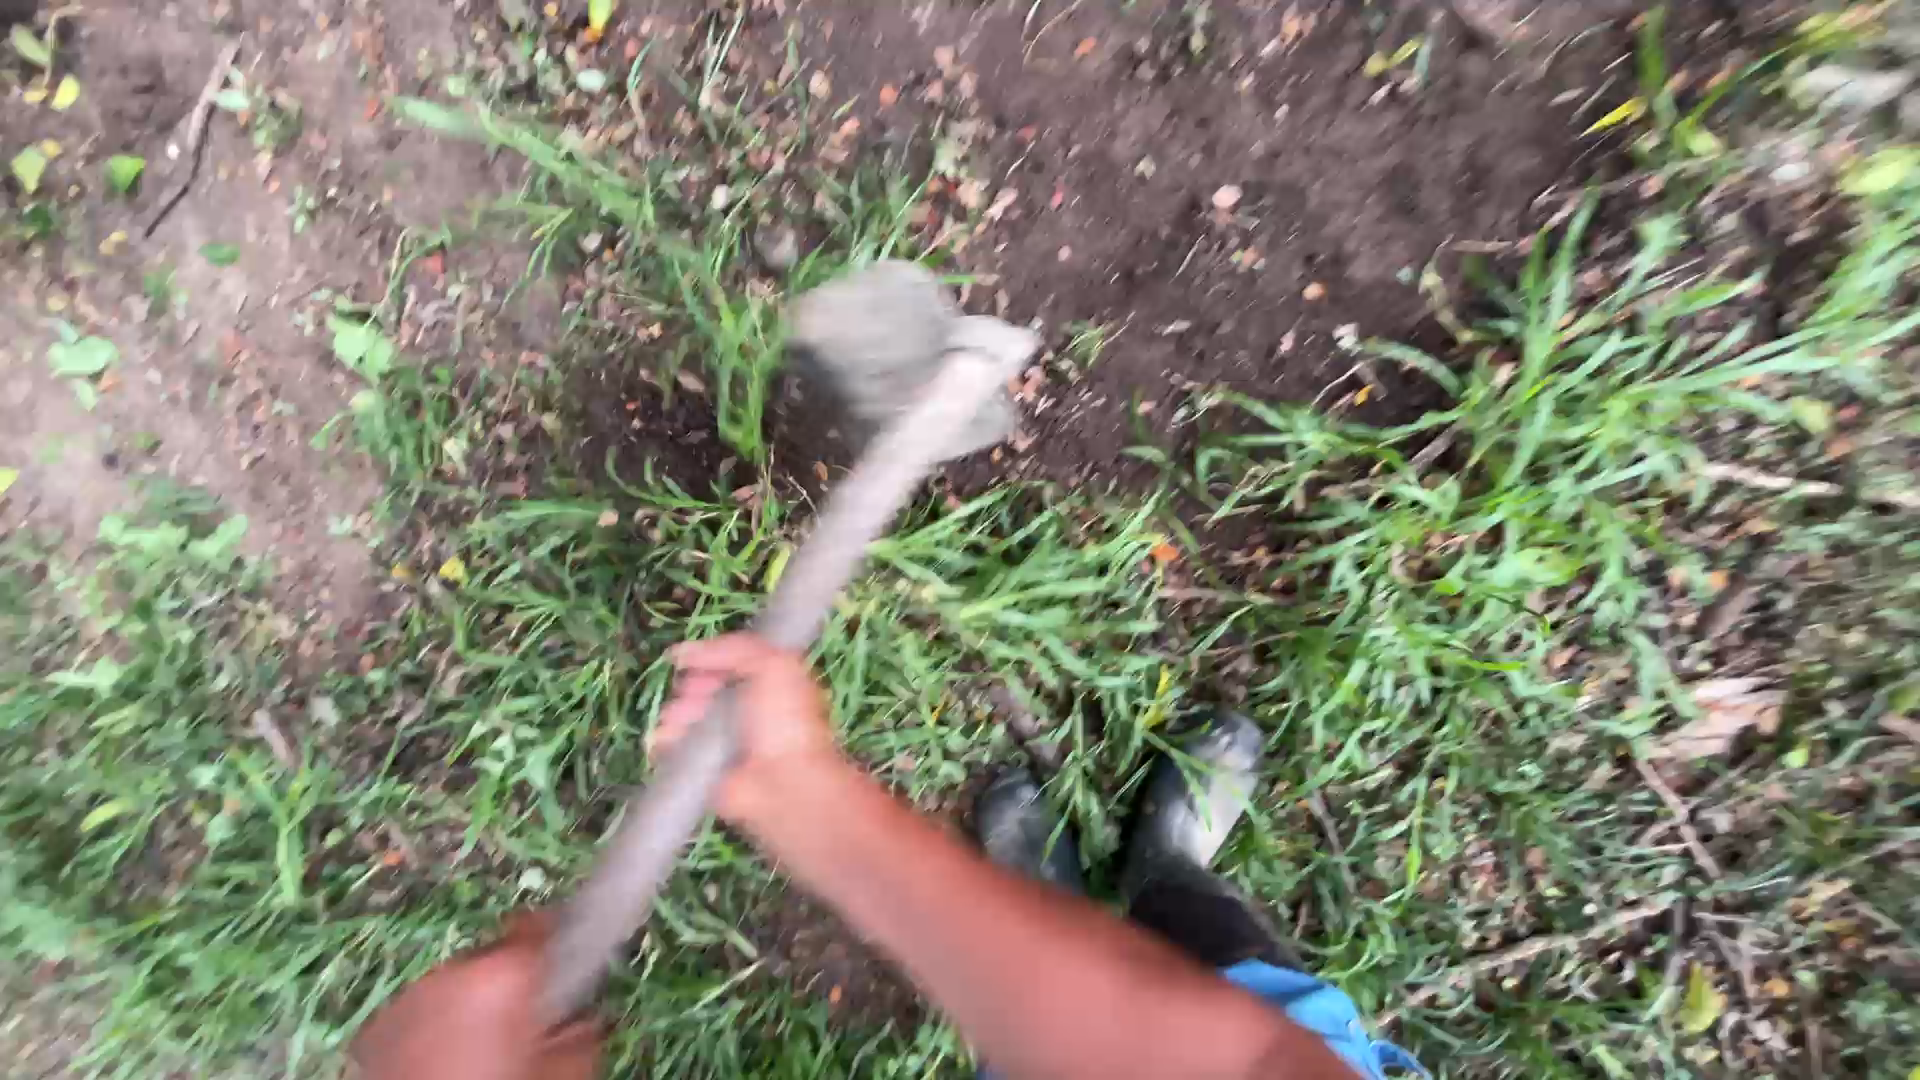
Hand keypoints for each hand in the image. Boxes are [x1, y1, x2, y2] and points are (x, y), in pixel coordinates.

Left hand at [350, 913, 599, 1079]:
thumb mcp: (562, 1073)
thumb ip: (581, 1035)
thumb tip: (583, 1019)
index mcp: (504, 974)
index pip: (538, 923)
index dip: (557, 935)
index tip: (569, 957)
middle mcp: (453, 973)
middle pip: (494, 958)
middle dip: (510, 980)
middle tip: (525, 1019)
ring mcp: (406, 1003)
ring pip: (455, 985)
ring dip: (470, 1003)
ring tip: (482, 1047)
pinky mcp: (373, 1036)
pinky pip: (421, 1015)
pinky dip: (436, 1027)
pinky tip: (445, 1062)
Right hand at [653, 633, 842, 827]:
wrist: (782, 780)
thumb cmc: (783, 718)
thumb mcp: (774, 664)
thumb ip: (735, 648)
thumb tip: (685, 651)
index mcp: (766, 682)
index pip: (726, 662)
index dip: (708, 659)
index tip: (692, 661)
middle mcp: (742, 708)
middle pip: (700, 687)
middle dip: (690, 686)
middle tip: (693, 693)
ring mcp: (720, 738)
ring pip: (682, 716)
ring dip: (675, 713)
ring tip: (680, 719)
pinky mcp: (701, 766)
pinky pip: (672, 747)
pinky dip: (663, 741)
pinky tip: (666, 739)